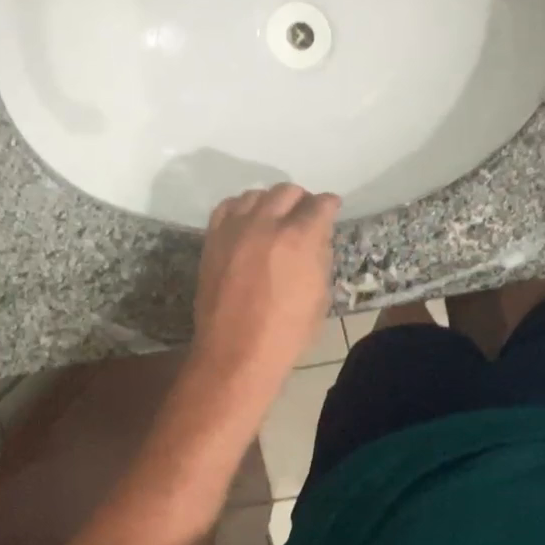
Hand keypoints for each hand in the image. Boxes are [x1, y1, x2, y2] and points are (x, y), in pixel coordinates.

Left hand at [192, 184, 339, 382]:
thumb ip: (319, 257)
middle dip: (301, 200)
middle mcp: (266, 224)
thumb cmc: (288, 331)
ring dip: (271, 202)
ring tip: (275, 218)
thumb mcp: (320, 295)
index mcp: (299, 238)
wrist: (237, 352)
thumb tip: (317, 238)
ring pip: (256, 194)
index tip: (331, 209)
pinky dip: (242, 209)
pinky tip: (248, 223)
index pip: (320, 205)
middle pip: (287, 191)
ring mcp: (234, 229)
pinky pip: (228, 207)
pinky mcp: (213, 239)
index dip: (330, 205)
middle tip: (305, 215)